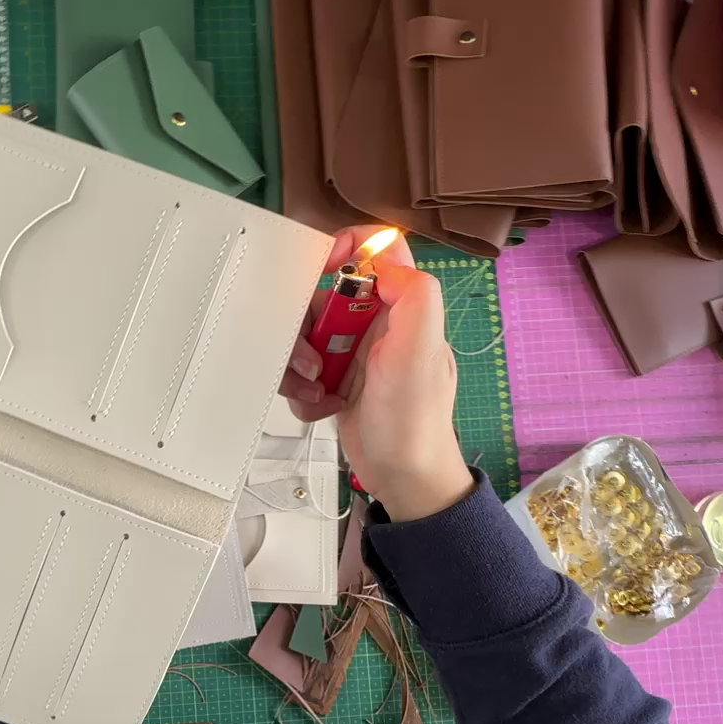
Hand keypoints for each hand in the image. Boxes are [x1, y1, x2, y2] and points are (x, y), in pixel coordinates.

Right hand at [281, 227, 473, 521]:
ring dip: (300, 365)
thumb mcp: (422, 350)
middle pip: (324, 296)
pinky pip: (301, 372)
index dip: (349, 247)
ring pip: (305, 337)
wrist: (402, 476)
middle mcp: (375, 325)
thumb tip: (383, 261)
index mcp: (400, 307)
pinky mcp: (334, 382)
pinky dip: (303, 391)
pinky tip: (323, 407)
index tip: (325, 267)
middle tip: (317, 359)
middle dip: (308, 327)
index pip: (379, 250)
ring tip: (318, 390)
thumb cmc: (415, 418)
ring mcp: (352, 354)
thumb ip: (414, 294)